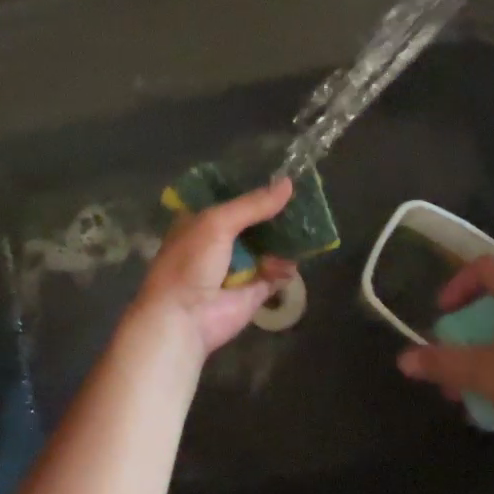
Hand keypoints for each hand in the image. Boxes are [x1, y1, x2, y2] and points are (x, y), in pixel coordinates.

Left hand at [131, 178, 295, 356]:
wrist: (183, 318)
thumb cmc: (191, 262)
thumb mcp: (217, 223)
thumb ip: (252, 205)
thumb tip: (289, 183)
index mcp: (201, 219)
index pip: (230, 196)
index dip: (253, 186)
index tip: (282, 175)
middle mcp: (219, 240)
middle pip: (253, 221)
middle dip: (275, 212)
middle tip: (305, 198)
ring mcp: (237, 266)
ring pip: (267, 246)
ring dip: (285, 238)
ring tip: (309, 224)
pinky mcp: (253, 290)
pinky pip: (275, 273)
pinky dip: (286, 267)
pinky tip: (296, 259)